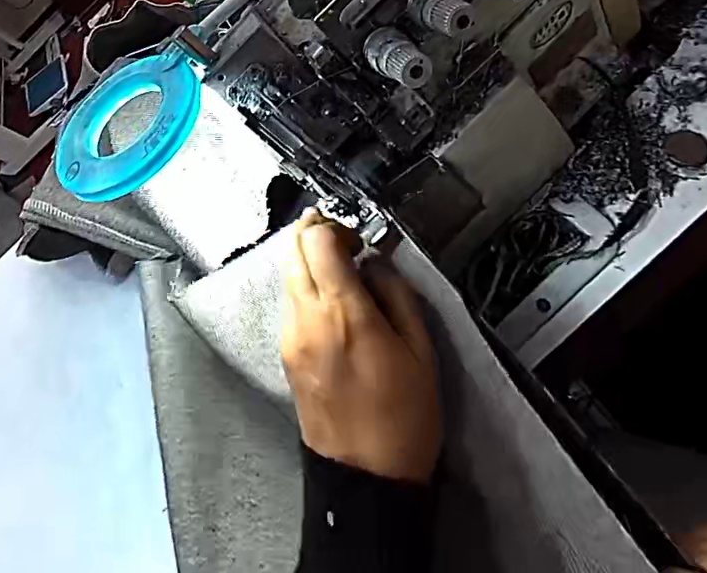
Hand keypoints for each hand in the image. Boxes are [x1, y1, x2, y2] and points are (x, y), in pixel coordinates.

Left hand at [280, 209, 441, 482]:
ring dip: (308, 259)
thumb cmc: (403, 417)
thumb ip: (398, 295)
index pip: (317, 240)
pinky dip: (304, 285)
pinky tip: (329, 301)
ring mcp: (290, 336)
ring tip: (340, 273)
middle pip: (292, 248)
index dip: (335, 226)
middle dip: (315, 233)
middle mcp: (307, 317)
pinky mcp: (285, 353)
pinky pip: (289, 300)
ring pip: (287, 272)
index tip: (357, 239)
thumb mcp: (421, 351)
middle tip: (345, 243)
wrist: (364, 481)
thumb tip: (376, 263)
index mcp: (344, 313)